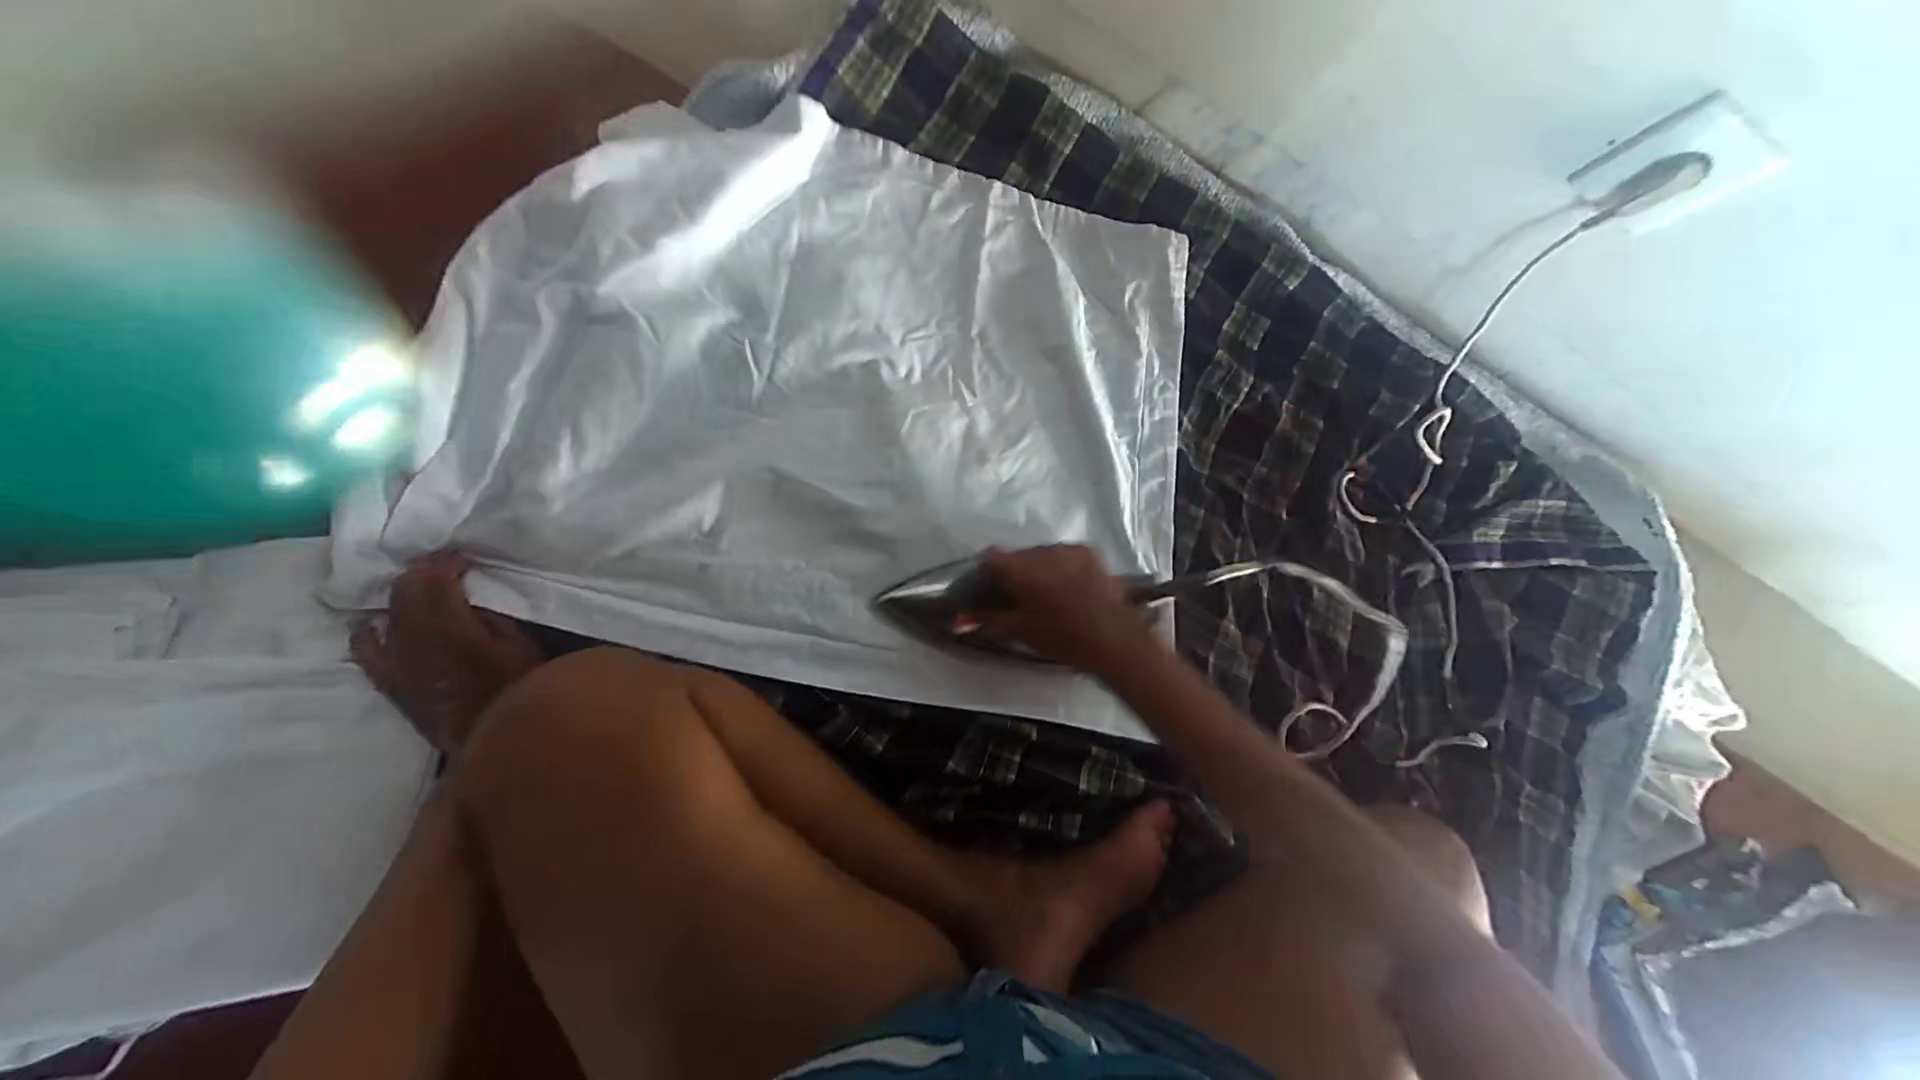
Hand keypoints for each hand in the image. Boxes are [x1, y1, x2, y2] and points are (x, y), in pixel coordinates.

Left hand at [350, 550, 545, 753]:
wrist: (496, 739)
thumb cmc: (519, 688)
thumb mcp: (519, 643)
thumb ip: (490, 615)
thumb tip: (469, 597)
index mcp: (448, 627)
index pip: (435, 578)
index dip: (449, 561)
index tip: (467, 557)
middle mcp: (410, 639)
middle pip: (404, 590)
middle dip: (424, 571)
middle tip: (447, 565)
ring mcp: (393, 661)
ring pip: (386, 611)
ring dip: (403, 593)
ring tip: (423, 588)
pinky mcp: (387, 680)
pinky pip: (366, 649)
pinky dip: (370, 630)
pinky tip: (376, 622)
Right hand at [979, 545, 1158, 674]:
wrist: (1113, 637)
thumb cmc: (1062, 636)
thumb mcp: (1020, 630)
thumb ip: (987, 620)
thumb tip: (961, 619)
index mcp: (1019, 568)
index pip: (991, 558)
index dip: (987, 573)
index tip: (990, 588)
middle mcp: (1041, 551)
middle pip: (1018, 556)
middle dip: (1016, 572)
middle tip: (1020, 596)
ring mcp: (1067, 549)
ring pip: (1043, 554)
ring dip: (1040, 568)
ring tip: (1047, 593)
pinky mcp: (1089, 553)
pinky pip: (1065, 555)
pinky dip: (1062, 567)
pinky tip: (1068, 586)